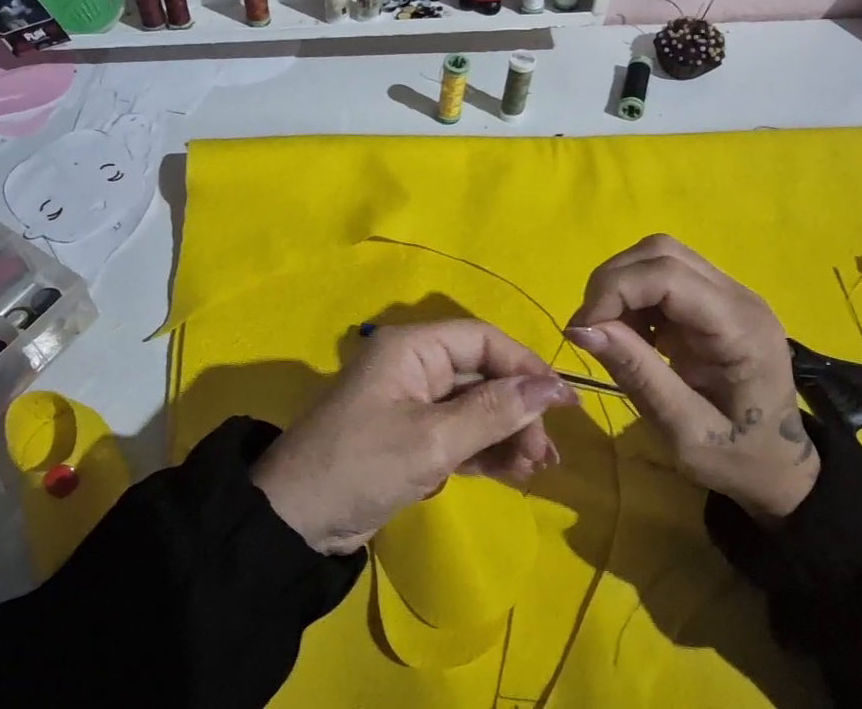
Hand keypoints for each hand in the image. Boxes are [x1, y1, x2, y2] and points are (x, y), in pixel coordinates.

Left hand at [250, 320, 577, 555]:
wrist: (296, 521)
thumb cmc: (363, 466)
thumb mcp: (432, 440)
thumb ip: (494, 412)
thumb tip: (553, 386)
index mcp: (411, 348)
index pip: (482, 340)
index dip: (526, 366)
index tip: (565, 402)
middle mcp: (412, 367)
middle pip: (481, 376)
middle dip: (518, 412)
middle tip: (546, 456)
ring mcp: (410, 403)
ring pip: (474, 408)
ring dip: (506, 435)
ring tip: (535, 471)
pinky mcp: (409, 438)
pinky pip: (458, 434)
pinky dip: (483, 451)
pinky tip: (511, 474)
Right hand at [564, 234, 818, 521]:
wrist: (780, 469)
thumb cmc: (738, 459)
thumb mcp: (685, 432)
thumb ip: (638, 374)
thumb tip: (581, 329)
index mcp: (741, 329)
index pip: (667, 274)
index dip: (614, 291)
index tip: (580, 331)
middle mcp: (739, 298)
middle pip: (661, 253)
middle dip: (613, 284)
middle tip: (589, 331)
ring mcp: (729, 296)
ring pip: (659, 257)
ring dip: (621, 287)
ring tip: (610, 334)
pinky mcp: (714, 302)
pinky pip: (663, 276)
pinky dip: (633, 296)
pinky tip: (631, 334)